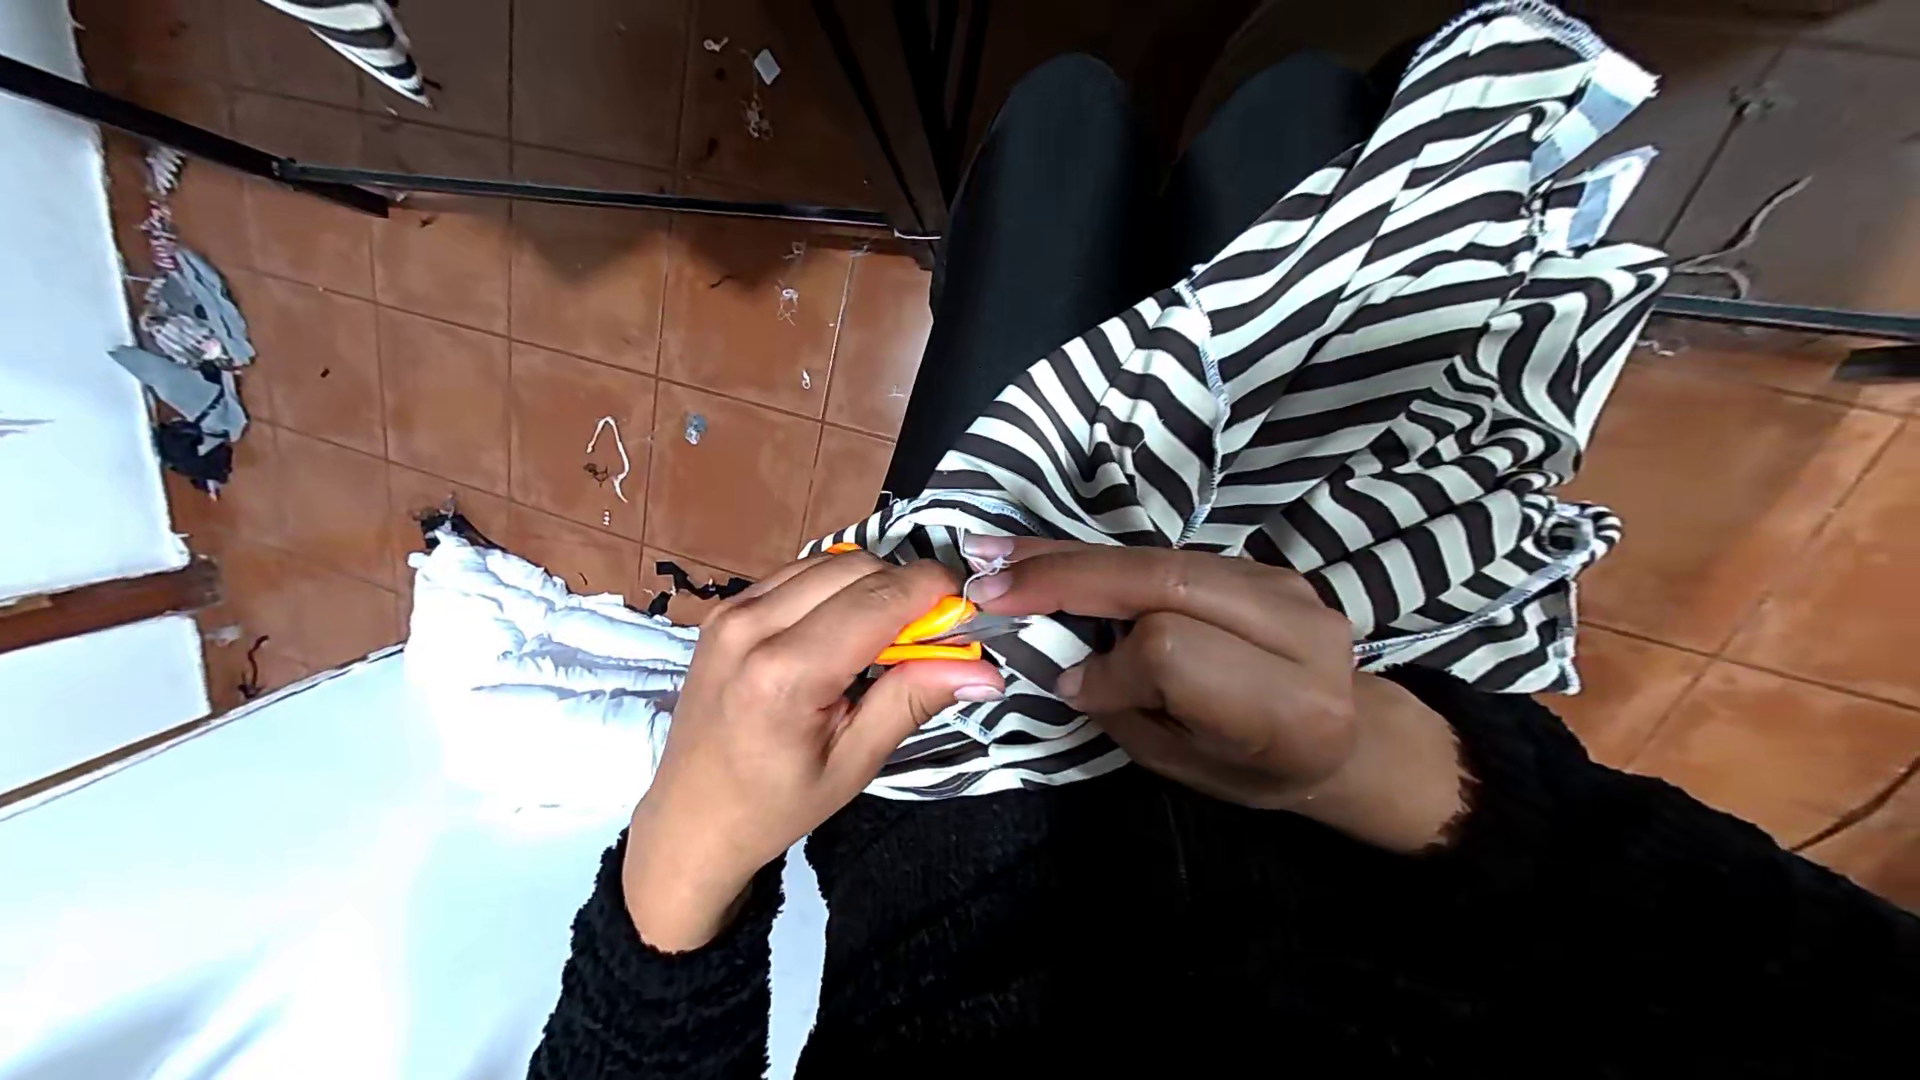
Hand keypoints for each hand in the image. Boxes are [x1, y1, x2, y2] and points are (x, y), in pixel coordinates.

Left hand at [624, 552, 1003, 949]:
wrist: (689, 819)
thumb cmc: (776, 804)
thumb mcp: (855, 762)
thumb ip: (915, 699)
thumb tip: (986, 671)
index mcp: (786, 673)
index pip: (881, 598)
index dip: (935, 591)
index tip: (965, 610)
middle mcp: (753, 624)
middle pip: (858, 566)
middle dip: (906, 587)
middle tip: (926, 632)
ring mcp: (732, 609)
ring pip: (830, 560)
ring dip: (871, 583)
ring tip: (883, 633)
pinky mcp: (725, 606)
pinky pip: (800, 571)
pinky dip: (835, 585)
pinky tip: (840, 626)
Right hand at [966, 536, 1463, 852]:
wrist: (1346, 735)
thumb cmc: (1259, 770)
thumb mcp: (1187, 764)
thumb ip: (1126, 709)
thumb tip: (1062, 660)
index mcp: (1287, 702)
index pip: (1172, 651)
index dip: (1108, 664)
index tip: (1069, 683)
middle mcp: (1293, 627)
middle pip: (1159, 579)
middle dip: (1065, 575)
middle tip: (990, 579)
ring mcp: (1276, 583)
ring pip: (1152, 557)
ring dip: (1069, 555)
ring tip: (1003, 555)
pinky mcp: (1252, 564)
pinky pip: (1159, 557)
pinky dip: (1098, 558)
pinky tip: (1050, 557)